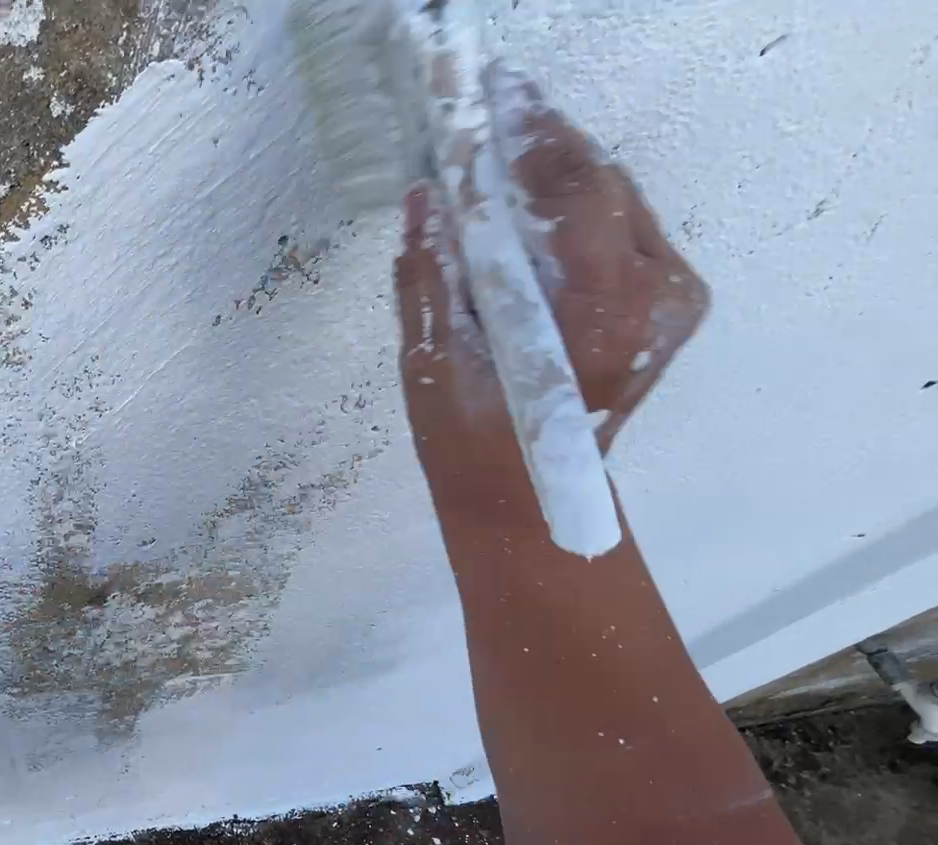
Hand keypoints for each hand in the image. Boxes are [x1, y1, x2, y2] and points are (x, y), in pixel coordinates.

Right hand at [395, 71, 709, 524]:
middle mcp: (659, 290)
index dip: (530, 134)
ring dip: (558, 175)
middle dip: (543, 147)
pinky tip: (530, 207)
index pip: (574, 186)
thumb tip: (426, 196)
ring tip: (502, 153)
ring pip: (616, 202)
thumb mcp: (433, 361)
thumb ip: (428, 276)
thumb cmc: (469, 441)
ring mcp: (674, 297)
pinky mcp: (669, 304)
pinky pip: (623, 231)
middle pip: (602, 184)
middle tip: (488, 115)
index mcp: (601, 306)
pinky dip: (576, 210)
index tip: (489, 92)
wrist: (524, 497)